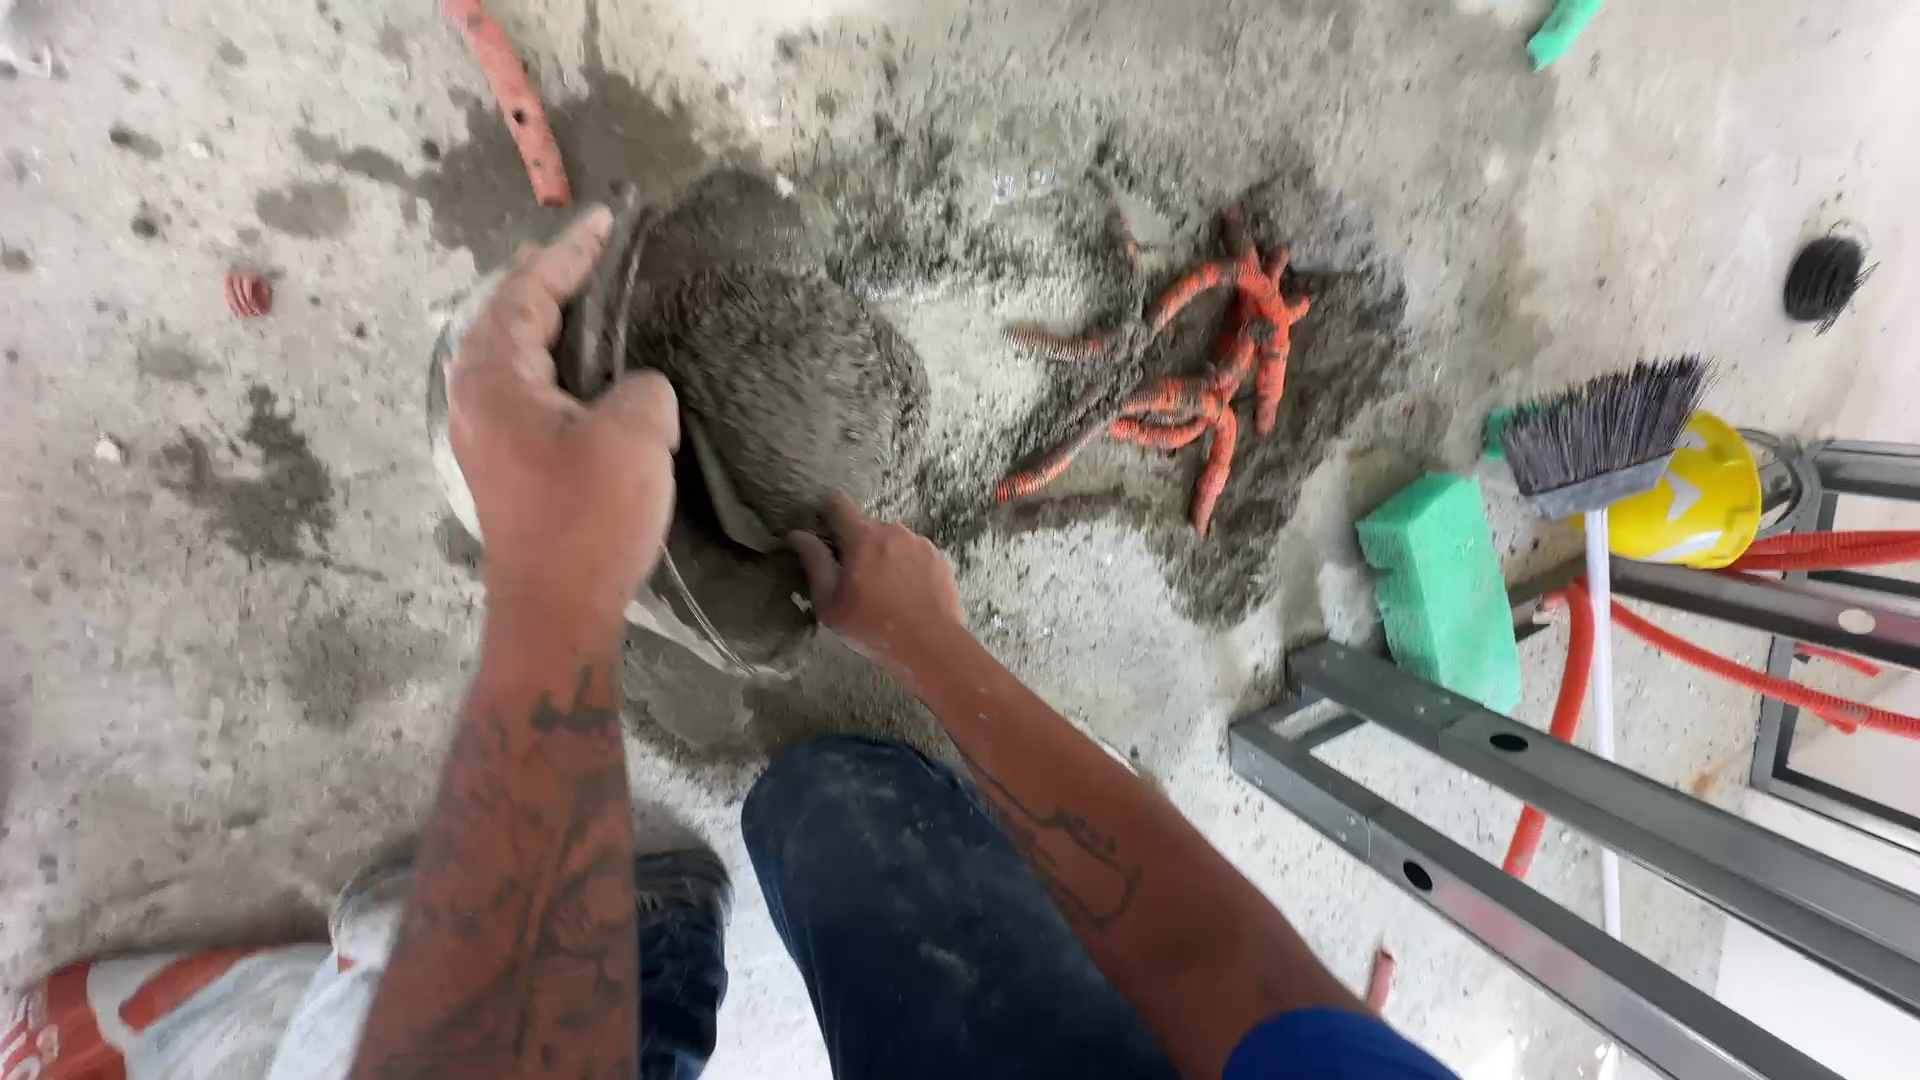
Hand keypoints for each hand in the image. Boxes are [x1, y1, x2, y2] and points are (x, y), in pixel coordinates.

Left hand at [446, 207, 679, 633]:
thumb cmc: (590, 518)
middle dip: (543, 279)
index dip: (570, 254)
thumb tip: (636, 388)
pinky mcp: (508, 464)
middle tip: (581, 251)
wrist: (558, 606)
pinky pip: (525, 389)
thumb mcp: (634, 437)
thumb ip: (641, 387)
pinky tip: (579, 372)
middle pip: (503, 317)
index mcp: (495, 379)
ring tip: (576, 298)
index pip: (527, 294)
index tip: (603, 220)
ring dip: (544, 322)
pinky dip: (552, 363)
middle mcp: (475, 399)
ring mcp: (486, 434)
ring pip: (511, 355)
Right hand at [788, 492, 963, 675]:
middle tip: (855, 580)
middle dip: (856, 545)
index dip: (826, 512)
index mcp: (863, 537)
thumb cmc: (872, 626)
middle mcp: (894, 530)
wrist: (931, 645)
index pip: (837, 502)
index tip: (823, 531)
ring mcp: (920, 542)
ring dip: (883, 555)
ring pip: (892, 540)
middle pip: (866, 526)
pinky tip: (907, 593)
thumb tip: (798, 534)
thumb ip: (814, 563)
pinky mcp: (938, 557)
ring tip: (885, 590)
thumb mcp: (830, 603)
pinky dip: (906, 566)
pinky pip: (913, 553)